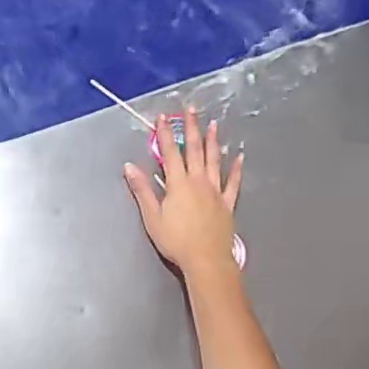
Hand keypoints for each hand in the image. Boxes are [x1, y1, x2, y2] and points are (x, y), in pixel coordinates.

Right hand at [124, 108, 244, 276]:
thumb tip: (129, 167)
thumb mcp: (152, 217)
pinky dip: (236, 169)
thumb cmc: (176, 241)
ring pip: (214, 160)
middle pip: (194, 150)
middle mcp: (198, 181)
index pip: (170, 153)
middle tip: (191, 109)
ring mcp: (215, 191)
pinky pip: (233, 182)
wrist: (205, 258)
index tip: (162, 117)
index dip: (165, 134)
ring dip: (213, 141)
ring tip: (213, 124)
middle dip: (191, 128)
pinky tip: (239, 157)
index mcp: (178, 184)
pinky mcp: (227, 203)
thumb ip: (142, 191)